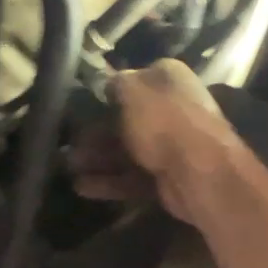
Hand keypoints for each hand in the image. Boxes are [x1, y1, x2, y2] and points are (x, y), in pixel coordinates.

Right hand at [70, 60, 245, 222]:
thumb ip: (116, 84)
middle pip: (127, 121)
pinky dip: (110, 182)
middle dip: (96, 132)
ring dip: (98, 158)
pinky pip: (133, 179)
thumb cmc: (163, 119)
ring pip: (128, 151)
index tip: (81, 103)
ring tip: (68, 166)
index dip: (107, 92)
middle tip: (68, 142)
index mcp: (169, 80)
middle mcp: (173, 110)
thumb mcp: (132, 88)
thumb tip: (109, 84)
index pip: (134, 81)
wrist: (199, 171)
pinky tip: (82, 187)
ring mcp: (172, 147)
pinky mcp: (167, 179)